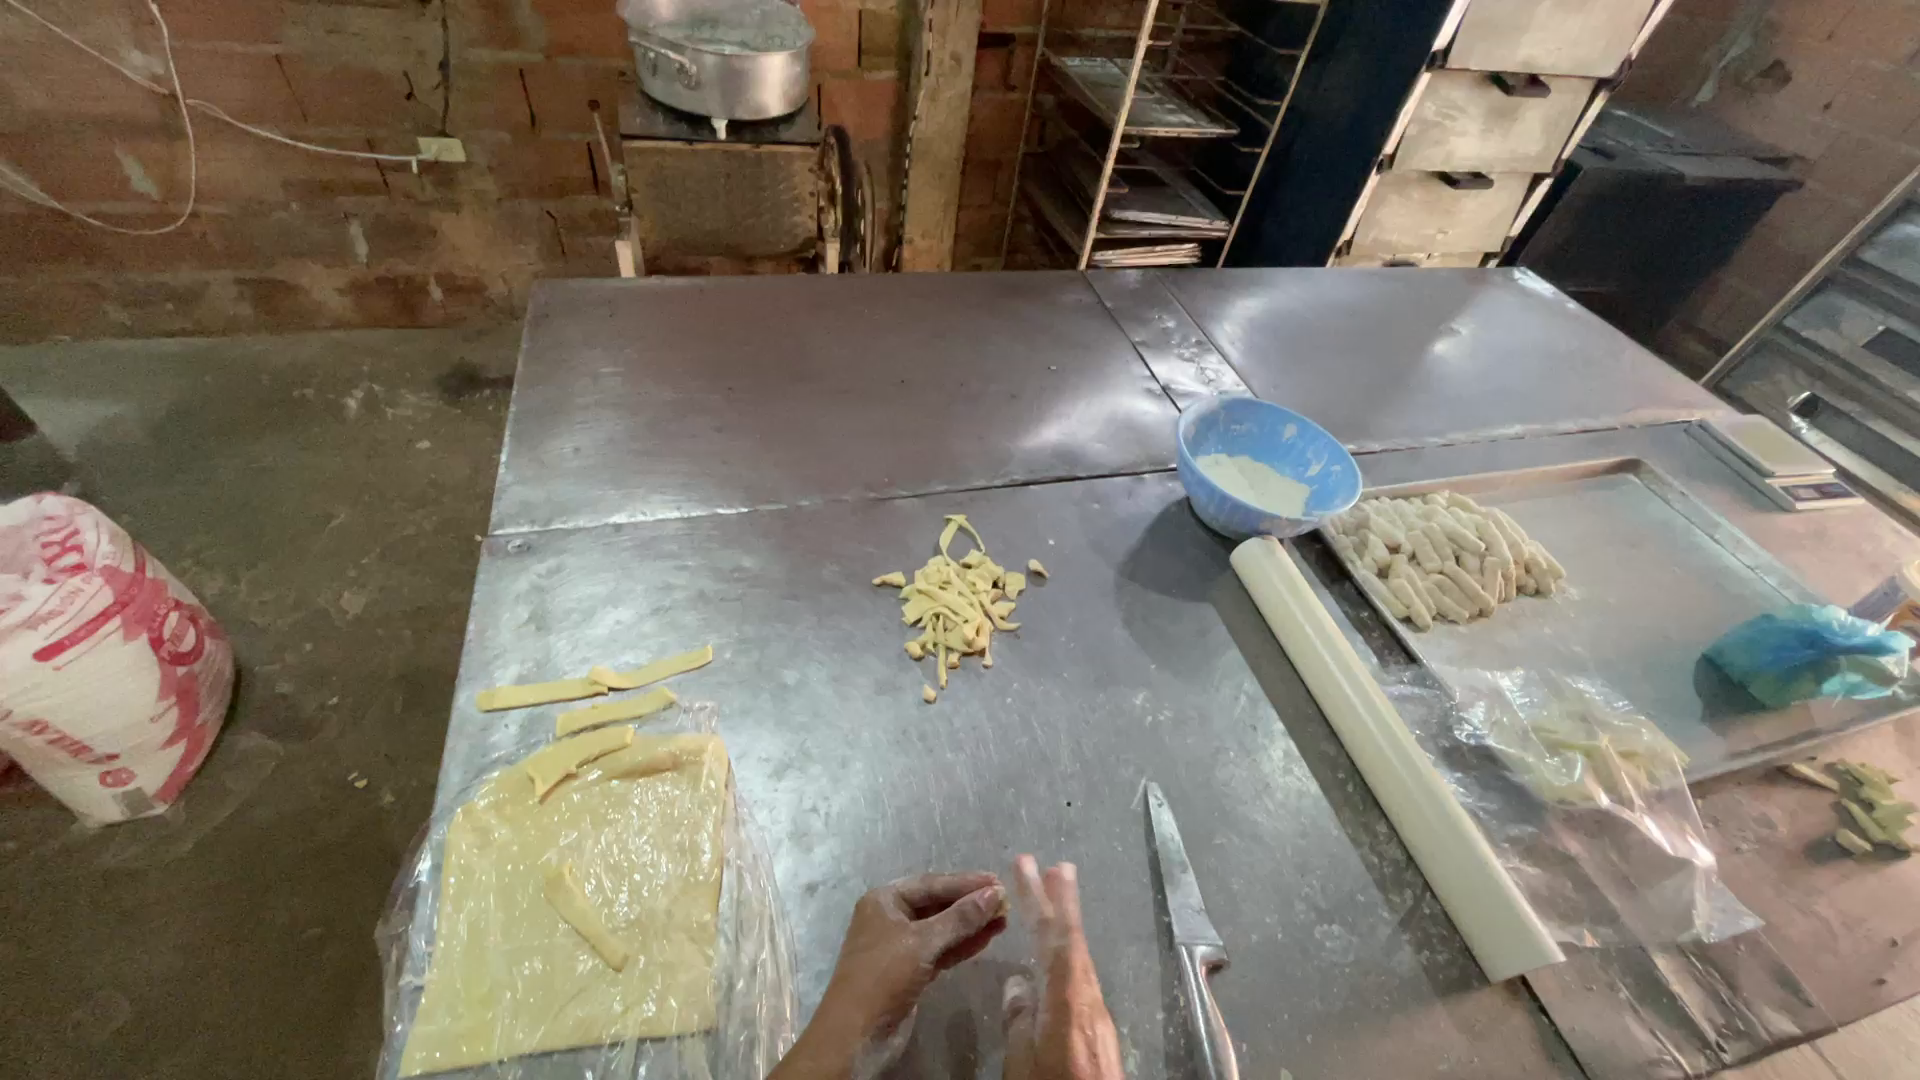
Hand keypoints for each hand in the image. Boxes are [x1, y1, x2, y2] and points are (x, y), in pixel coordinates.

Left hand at [773, 872, 1007, 1078]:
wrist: (855, 1037)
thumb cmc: (882, 977)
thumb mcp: (921, 942)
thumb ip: (959, 918)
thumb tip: (995, 893)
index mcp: (885, 900)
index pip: (932, 883)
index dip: (965, 883)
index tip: (998, 881)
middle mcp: (892, 917)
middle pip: (937, 904)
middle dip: (970, 904)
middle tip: (1005, 900)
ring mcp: (901, 946)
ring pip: (942, 929)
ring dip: (970, 925)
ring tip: (1003, 919)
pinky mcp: (911, 971)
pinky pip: (941, 950)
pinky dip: (962, 945)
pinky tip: (986, 939)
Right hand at [1002, 856, 1122, 1079]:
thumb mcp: (1023, 1062)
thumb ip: (1020, 1019)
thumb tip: (1017, 983)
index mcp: (1069, 999)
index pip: (1056, 937)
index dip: (1045, 899)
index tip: (1033, 866)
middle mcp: (1089, 999)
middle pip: (1072, 941)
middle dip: (1060, 901)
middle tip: (1054, 865)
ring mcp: (1098, 1017)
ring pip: (1079, 958)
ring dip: (1066, 924)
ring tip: (1057, 895)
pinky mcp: (1099, 1035)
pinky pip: (1080, 979)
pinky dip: (1067, 954)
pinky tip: (1058, 956)